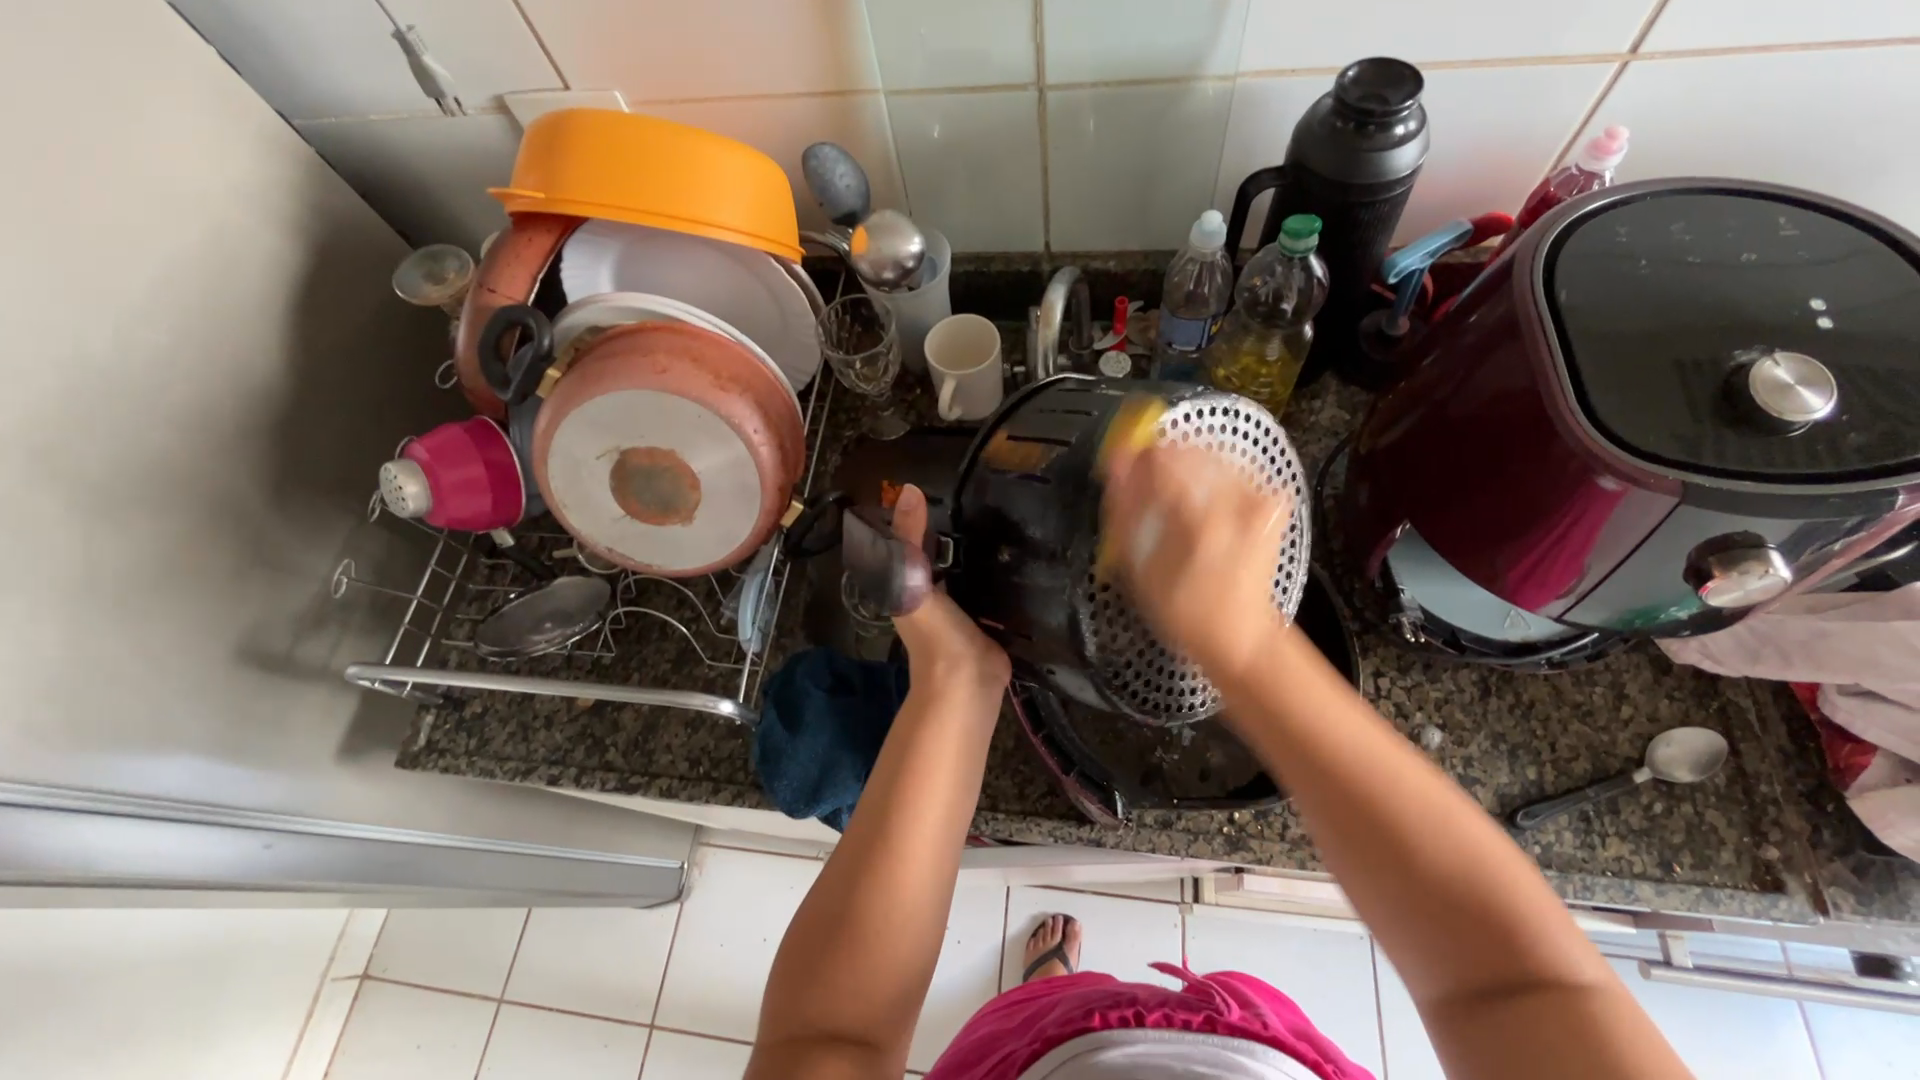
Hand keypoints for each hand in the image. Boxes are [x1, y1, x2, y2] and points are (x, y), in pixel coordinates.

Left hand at [889, 485, 1010, 705]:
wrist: (968, 683)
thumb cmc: (935, 632)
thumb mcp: (913, 579)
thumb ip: (910, 538)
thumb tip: (908, 489)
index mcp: (911, 585)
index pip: (915, 543)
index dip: (924, 518)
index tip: (948, 487)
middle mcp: (937, 595)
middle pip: (947, 557)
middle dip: (962, 534)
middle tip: (990, 499)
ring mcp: (966, 609)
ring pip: (974, 573)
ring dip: (986, 555)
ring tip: (1012, 521)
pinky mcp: (992, 621)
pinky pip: (998, 591)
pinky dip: (1007, 577)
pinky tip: (1026, 556)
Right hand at [1100, 442, 1294, 683]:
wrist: (1240, 634)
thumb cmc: (1182, 608)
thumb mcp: (1139, 567)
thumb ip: (1126, 509)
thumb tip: (1117, 462)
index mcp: (1197, 515)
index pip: (1162, 455)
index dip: (1138, 458)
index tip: (1127, 471)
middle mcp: (1234, 498)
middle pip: (1189, 450)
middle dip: (1163, 462)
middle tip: (1149, 489)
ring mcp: (1259, 497)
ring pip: (1212, 456)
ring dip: (1188, 469)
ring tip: (1175, 502)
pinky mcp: (1271, 502)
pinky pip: (1235, 470)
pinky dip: (1213, 479)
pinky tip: (1203, 504)